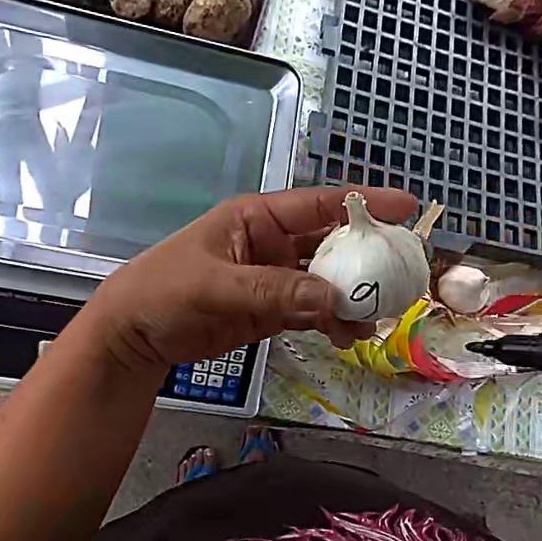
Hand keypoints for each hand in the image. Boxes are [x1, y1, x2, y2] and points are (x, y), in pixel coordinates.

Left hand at [77, 186, 419, 373]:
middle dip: (366, 258)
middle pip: (331, 245)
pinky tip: (347, 336)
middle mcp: (272, 243)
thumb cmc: (163, 290)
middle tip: (400, 277)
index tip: (406, 209)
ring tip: (373, 318)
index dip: (363, 204)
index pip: (318, 205)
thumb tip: (331, 300)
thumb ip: (272, 291)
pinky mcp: (271, 310)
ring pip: (326, 282)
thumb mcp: (214, 285)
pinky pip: (311, 311)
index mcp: (258, 218)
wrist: (135, 335)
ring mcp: (274, 278)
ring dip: (351, 298)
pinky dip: (331, 322)